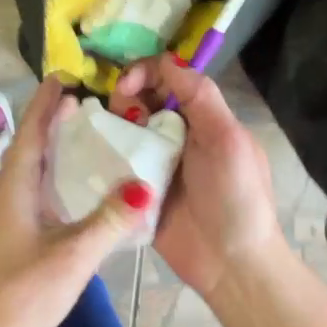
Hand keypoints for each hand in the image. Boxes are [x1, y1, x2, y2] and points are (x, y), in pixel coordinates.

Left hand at [0, 75, 150, 326]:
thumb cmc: (23, 293)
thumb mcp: (73, 256)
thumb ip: (109, 221)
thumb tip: (144, 186)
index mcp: (15, 186)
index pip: (30, 130)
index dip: (46, 102)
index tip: (65, 76)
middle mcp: (8, 192)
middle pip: (30, 144)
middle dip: (53, 119)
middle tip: (86, 99)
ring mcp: (9, 214)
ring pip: (33, 167)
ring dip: (54, 146)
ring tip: (84, 130)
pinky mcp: (15, 234)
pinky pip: (37, 189)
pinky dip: (56, 174)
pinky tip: (76, 183)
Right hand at [112, 56, 283, 297]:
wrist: (231, 265)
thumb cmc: (236, 198)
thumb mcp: (228, 139)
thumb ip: (200, 96)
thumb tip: (165, 61)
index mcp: (202, 119)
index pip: (167, 78)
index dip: (144, 72)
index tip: (126, 87)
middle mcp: (176, 135)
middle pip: (140, 98)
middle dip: (123, 96)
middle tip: (117, 113)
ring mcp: (154, 163)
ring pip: (123, 128)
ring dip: (110, 124)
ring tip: (105, 137)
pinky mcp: (135, 190)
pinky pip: (113, 163)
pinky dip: (101, 153)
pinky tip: (91, 154)